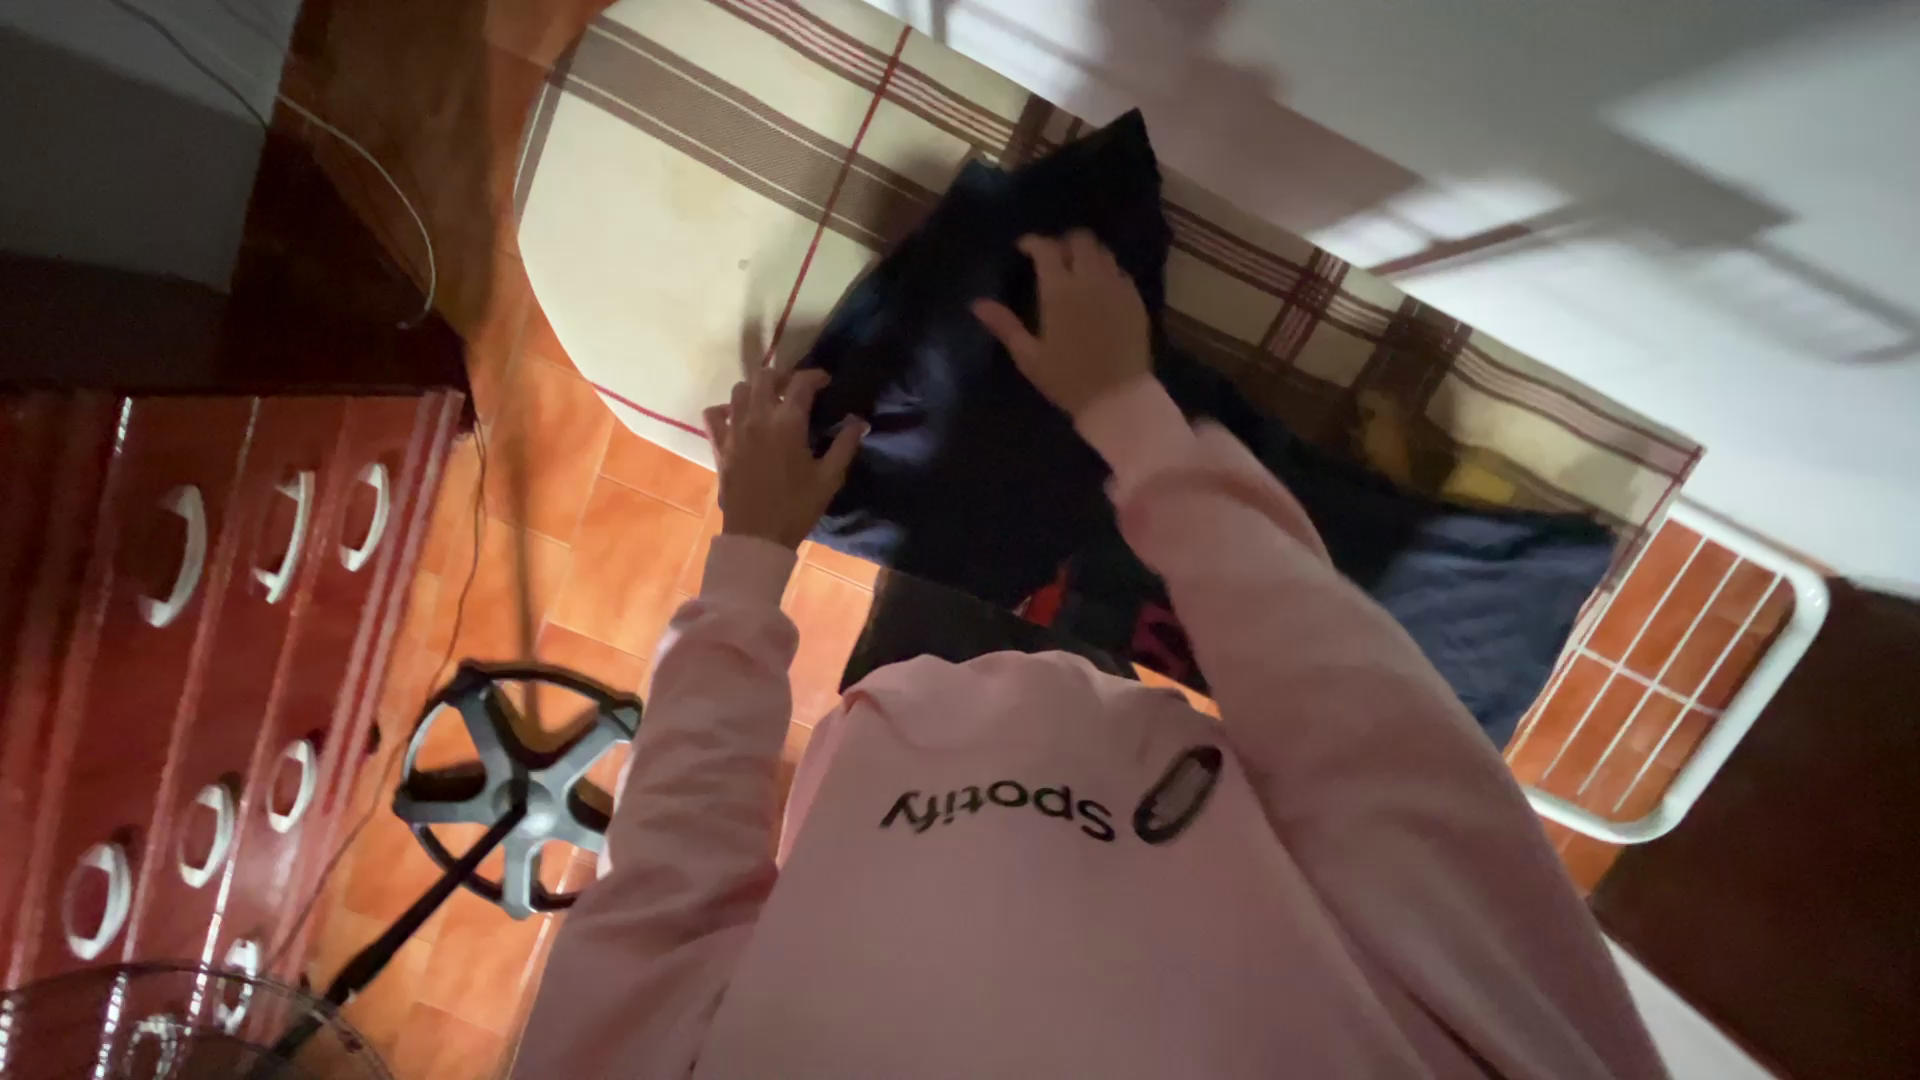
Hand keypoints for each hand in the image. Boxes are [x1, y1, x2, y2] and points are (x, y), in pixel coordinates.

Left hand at [703, 368, 865, 549]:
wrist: (757, 536)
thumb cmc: (797, 507)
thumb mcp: (829, 478)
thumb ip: (845, 445)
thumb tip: (860, 422)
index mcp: (787, 424)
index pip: (801, 383)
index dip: (816, 376)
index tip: (826, 382)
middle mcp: (757, 418)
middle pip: (765, 376)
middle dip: (784, 376)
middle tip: (797, 390)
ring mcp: (734, 430)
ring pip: (740, 390)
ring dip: (757, 389)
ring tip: (770, 402)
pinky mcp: (719, 445)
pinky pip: (714, 414)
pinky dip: (726, 409)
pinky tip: (739, 419)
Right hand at [971, 230, 1151, 416]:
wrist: (1117, 397)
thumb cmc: (1067, 380)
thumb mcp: (1029, 357)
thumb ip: (1005, 326)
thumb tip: (977, 304)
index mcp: (1059, 290)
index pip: (1046, 249)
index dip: (1033, 242)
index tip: (1023, 248)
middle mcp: (1090, 279)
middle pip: (1080, 239)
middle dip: (1064, 242)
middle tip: (1053, 258)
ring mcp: (1116, 286)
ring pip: (1103, 252)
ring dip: (1087, 254)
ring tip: (1077, 270)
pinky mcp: (1135, 299)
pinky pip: (1120, 272)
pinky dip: (1106, 271)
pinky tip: (1100, 289)